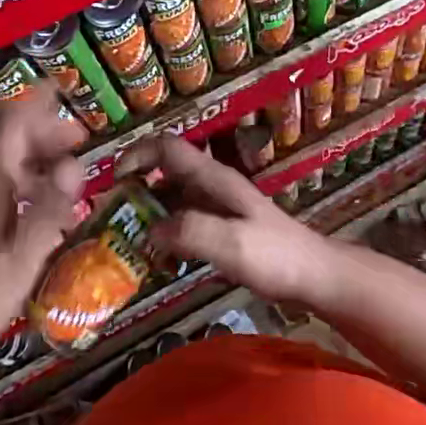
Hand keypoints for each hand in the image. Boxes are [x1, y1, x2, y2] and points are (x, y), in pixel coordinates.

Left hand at [0, 83, 84, 357]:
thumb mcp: (23, 259)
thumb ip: (50, 209)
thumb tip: (75, 162)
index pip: (10, 127)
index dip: (36, 104)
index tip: (61, 90)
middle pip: (4, 140)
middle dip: (41, 131)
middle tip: (77, 139)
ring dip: (30, 155)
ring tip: (63, 170)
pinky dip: (17, 178)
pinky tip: (34, 206)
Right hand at [119, 134, 337, 302]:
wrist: (313, 276)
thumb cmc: (274, 255)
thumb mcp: (231, 243)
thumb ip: (190, 232)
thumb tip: (148, 230)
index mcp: (213, 178)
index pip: (167, 148)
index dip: (137, 154)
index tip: (114, 180)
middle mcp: (210, 186)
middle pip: (163, 173)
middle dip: (135, 191)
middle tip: (112, 221)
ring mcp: (216, 207)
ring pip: (171, 201)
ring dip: (148, 216)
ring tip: (126, 245)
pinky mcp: (220, 229)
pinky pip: (182, 225)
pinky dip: (165, 237)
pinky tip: (157, 262)